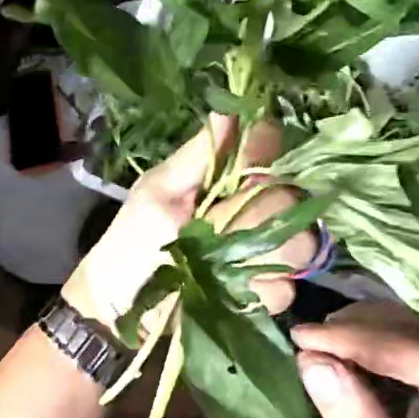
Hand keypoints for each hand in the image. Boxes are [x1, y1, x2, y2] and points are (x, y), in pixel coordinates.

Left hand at [62, 115, 317, 332]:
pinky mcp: (266, 291)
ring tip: (218, 265)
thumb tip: (228, 109)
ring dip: (255, 256)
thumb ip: (197, 157)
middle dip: (253, 217)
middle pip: (290, 199)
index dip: (265, 156)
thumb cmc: (131, 241)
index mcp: (224, 177)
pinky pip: (285, 287)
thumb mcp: (158, 193)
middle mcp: (252, 207)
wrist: (120, 308)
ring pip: (298, 244)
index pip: (269, 148)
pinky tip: (226, 293)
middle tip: (213, 230)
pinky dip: (256, 291)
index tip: (245, 176)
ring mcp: (263, 250)